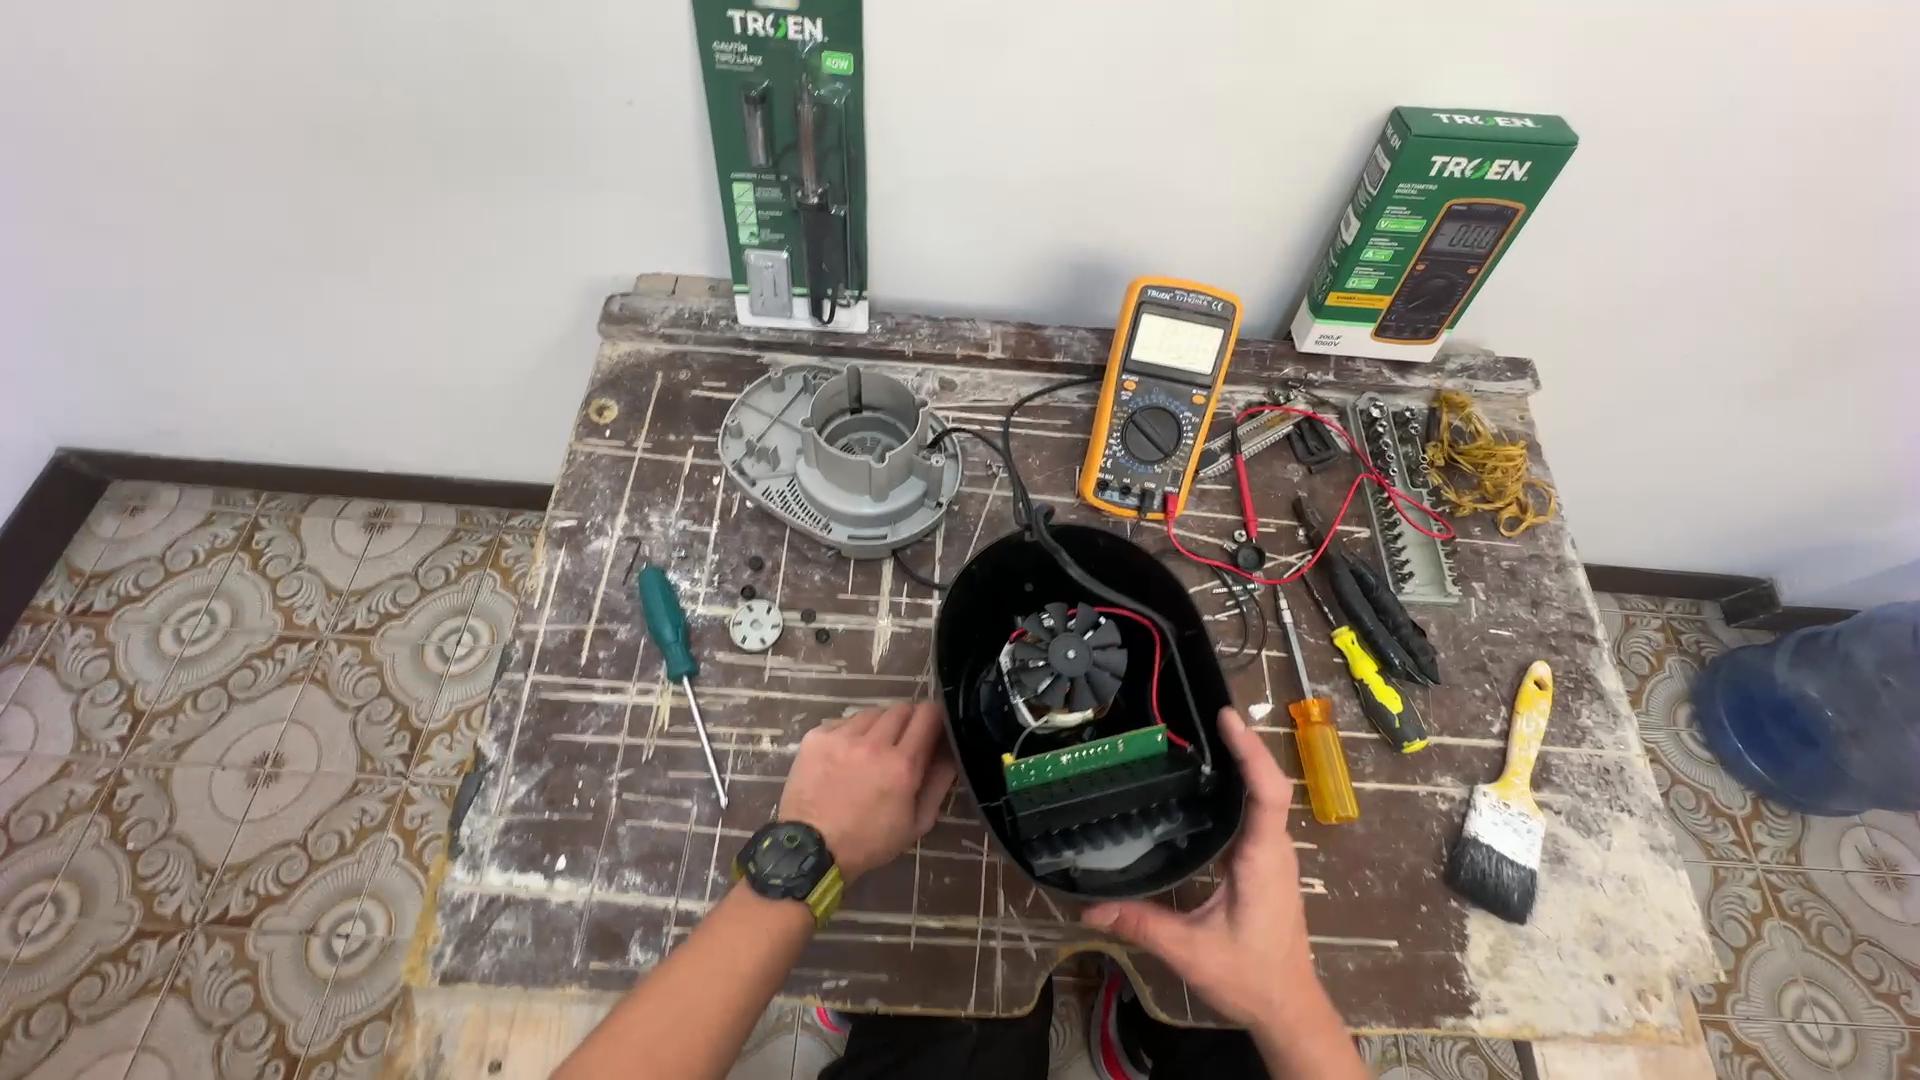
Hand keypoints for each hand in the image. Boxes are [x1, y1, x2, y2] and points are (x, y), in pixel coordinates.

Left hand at [780, 702, 956, 882]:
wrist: (810, 848)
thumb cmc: (869, 841)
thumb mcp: (917, 823)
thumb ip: (939, 783)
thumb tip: (951, 751)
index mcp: (902, 764)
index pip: (929, 715)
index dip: (936, 716)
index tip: (934, 727)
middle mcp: (873, 743)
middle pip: (901, 708)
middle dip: (908, 721)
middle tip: (903, 743)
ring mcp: (842, 737)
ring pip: (872, 712)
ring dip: (879, 726)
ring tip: (872, 750)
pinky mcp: (817, 737)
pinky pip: (844, 722)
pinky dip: (851, 733)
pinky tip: (846, 755)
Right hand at [1082, 706, 1312, 1028]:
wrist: (1288, 1009)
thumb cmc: (1251, 978)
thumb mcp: (1193, 953)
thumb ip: (1143, 924)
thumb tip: (1089, 906)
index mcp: (1262, 859)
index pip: (1268, 793)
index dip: (1250, 752)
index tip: (1227, 718)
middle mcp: (1273, 849)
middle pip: (1267, 783)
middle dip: (1242, 744)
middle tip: (1206, 713)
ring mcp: (1272, 854)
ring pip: (1264, 795)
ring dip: (1243, 762)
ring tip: (1204, 734)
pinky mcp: (1264, 862)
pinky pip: (1256, 811)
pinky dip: (1239, 785)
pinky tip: (1208, 781)